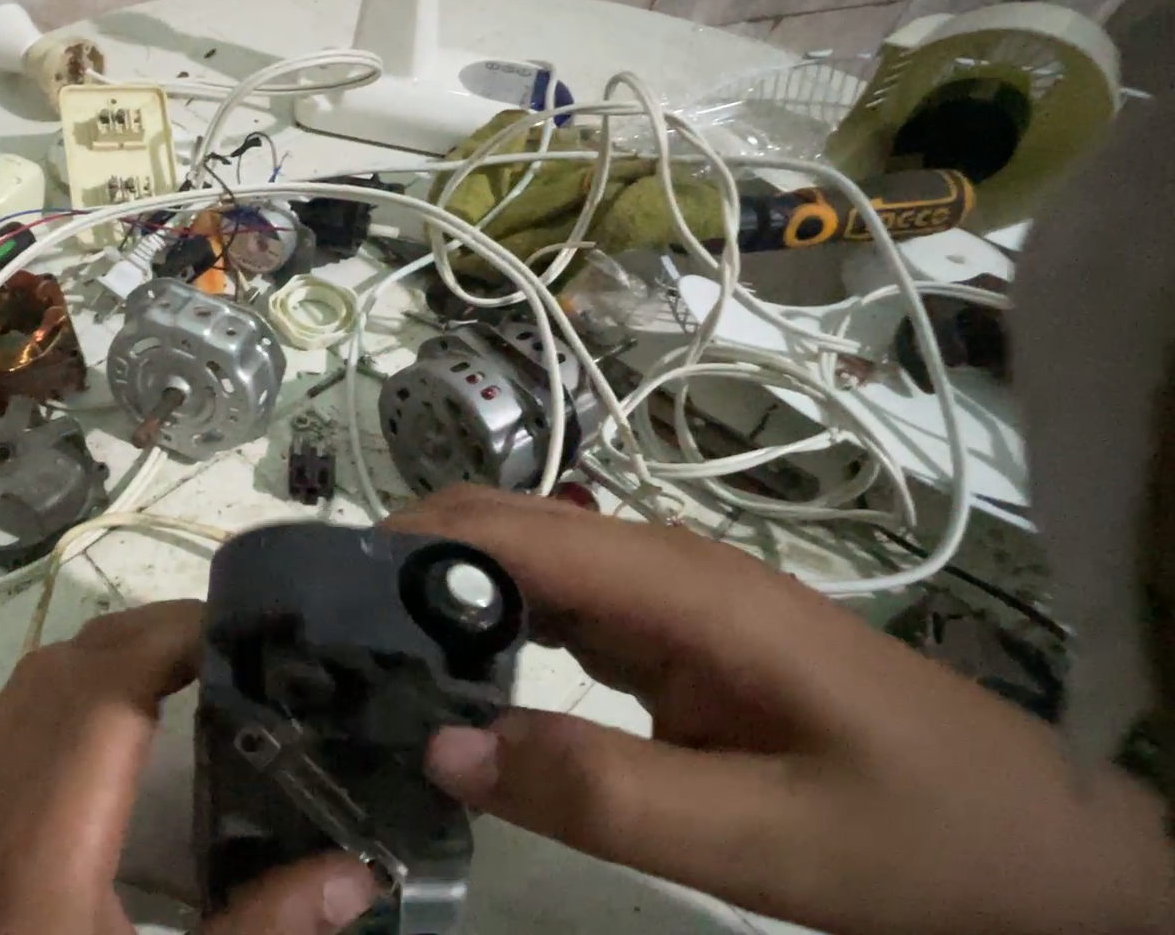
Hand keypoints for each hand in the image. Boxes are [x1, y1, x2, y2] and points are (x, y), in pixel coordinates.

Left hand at [0, 600, 380, 934]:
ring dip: (116, 645)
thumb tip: (354, 875)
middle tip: (235, 637)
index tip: (243, 627)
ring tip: (188, 655)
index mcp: (47, 838)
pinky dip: (79, 673)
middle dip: (156, 629)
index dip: (173, 638)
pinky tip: (119, 703)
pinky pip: (20, 701)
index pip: (107, 690)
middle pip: (75, 663)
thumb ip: (259, 928)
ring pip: (41, 672)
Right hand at [386, 486, 1174, 934]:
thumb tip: (443, 749)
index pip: (512, 529)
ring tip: (366, 645)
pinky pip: (547, 606)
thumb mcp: (768, 837)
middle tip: (330, 628)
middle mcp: (652, 564)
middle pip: (502, 526)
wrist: (1046, 847)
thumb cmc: (922, 833)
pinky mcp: (659, 630)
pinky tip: (449, 669)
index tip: (327, 590)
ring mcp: (656, 594)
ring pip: (518, 561)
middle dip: (407, 558)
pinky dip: (483, 623)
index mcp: (673, 583)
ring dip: (439, 590)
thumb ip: (601, 795)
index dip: (412, 543)